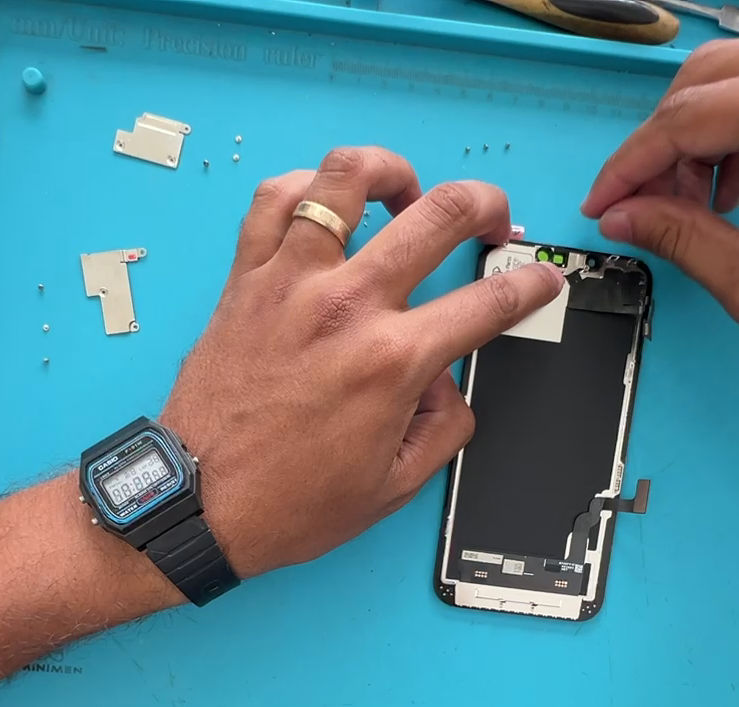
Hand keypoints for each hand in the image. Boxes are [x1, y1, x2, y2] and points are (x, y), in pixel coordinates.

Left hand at [161, 147, 563, 576]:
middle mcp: (347, 309)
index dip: (528, 286)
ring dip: (392, 171)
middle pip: (438, 215)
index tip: (537, 281)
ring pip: (347, 179)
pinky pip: (272, 201)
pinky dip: (305, 187)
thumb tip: (449, 387)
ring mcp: (292, 285)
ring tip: (405, 188)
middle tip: (492, 218)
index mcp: (393, 363)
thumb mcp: (393, 487)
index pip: (488, 303)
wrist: (201, 504)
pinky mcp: (245, 282)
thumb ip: (444, 429)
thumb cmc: (286, 502)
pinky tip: (322, 203)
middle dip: (485, 205)